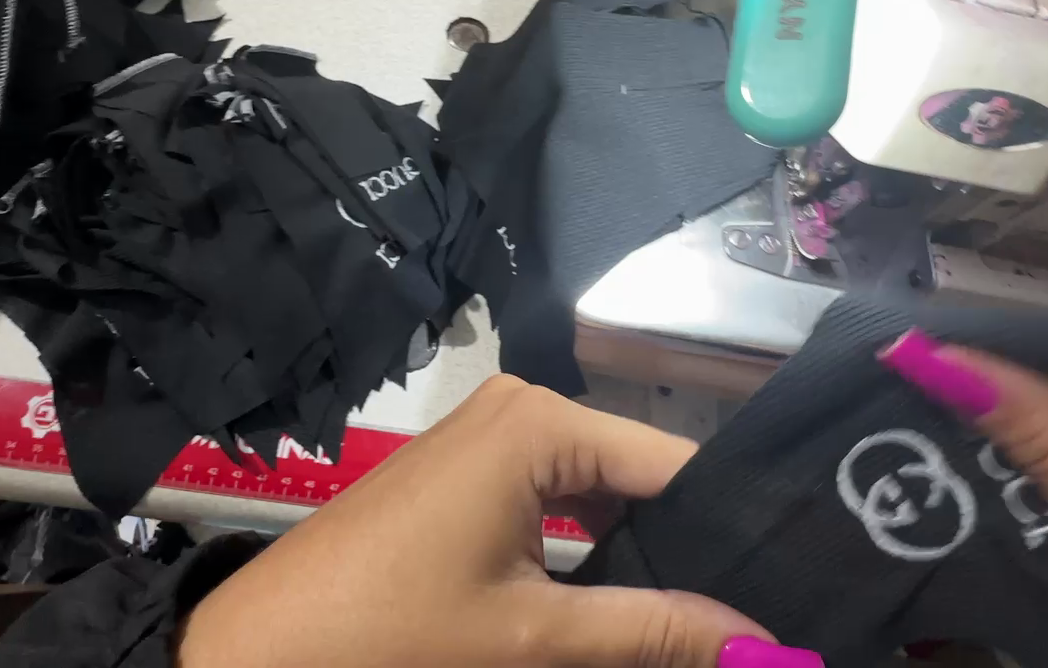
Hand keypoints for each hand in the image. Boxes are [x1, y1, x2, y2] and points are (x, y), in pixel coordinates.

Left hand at [176, 376, 776, 667]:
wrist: (265, 647)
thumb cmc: (396, 634)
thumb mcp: (535, 639)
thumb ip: (654, 632)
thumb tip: (763, 644)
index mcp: (542, 421)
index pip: (670, 463)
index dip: (728, 527)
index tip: (782, 588)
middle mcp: (521, 404)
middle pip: (633, 469)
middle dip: (681, 541)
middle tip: (740, 614)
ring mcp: (491, 428)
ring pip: (595, 480)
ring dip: (635, 542)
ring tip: (690, 608)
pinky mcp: (470, 460)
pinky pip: (553, 486)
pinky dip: (587, 534)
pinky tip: (618, 588)